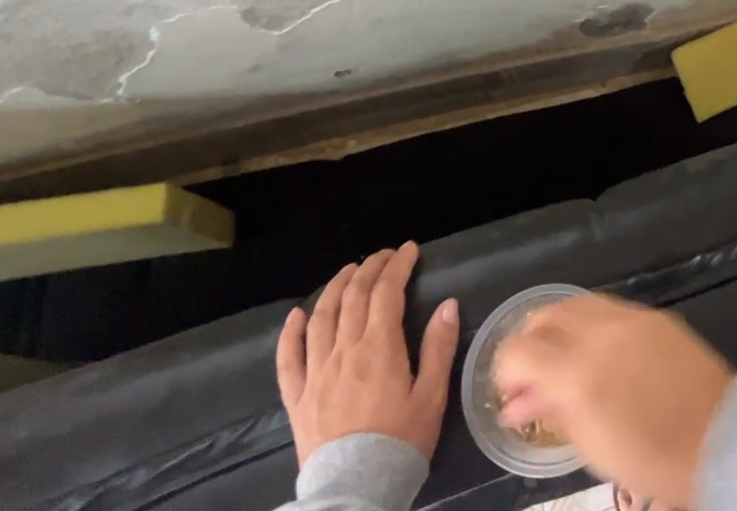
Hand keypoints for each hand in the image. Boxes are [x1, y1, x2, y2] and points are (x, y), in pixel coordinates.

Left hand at [276, 242, 460, 466]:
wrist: (355, 491)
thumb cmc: (401, 442)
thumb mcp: (432, 396)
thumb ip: (438, 348)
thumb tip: (448, 305)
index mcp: (379, 348)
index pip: (387, 293)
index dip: (397, 266)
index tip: (409, 250)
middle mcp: (344, 351)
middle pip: (353, 297)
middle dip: (370, 269)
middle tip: (384, 255)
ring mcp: (315, 373)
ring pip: (321, 318)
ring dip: (335, 288)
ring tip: (348, 272)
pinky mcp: (296, 397)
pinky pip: (288, 357)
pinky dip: (290, 331)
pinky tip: (296, 314)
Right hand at [492, 294, 733, 507]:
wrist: (721, 440)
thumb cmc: (651, 458)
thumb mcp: (591, 446)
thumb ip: (551, 412)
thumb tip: (517, 403)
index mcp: (578, 373)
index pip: (518, 350)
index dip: (505, 369)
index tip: (512, 392)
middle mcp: (600, 334)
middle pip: (544, 316)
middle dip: (529, 341)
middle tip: (532, 372)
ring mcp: (631, 319)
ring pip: (575, 303)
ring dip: (558, 325)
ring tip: (562, 356)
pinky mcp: (655, 316)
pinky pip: (609, 307)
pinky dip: (590, 322)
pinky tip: (596, 347)